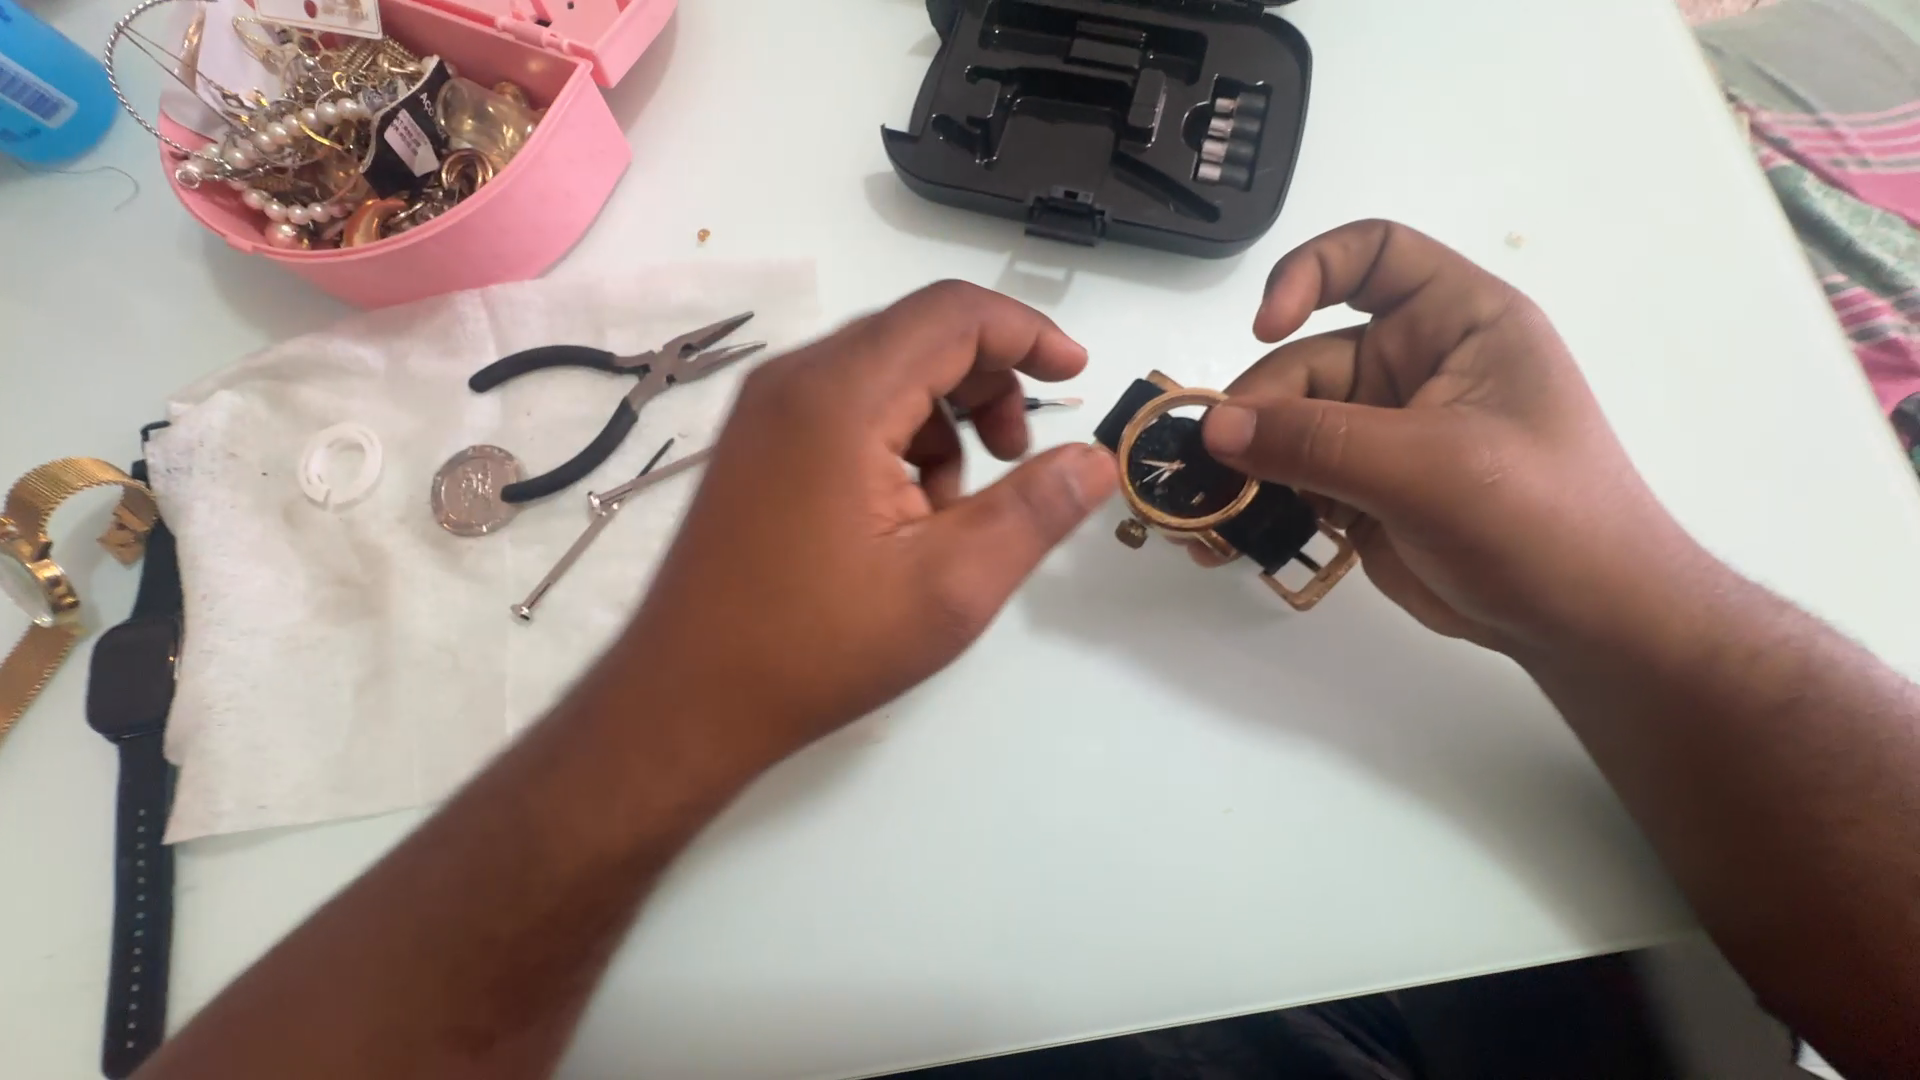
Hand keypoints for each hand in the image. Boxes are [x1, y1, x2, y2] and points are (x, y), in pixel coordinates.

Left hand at [620, 282, 1116, 759]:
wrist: (687, 700)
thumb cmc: (818, 648)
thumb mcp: (950, 586)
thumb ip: (1035, 511)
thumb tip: (1094, 459)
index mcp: (840, 396)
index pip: (953, 315)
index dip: (1027, 334)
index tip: (1076, 377)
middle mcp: (794, 381)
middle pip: (918, 336)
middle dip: (988, 384)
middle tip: (1019, 457)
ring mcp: (765, 412)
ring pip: (884, 374)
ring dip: (944, 421)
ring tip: (953, 509)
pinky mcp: (756, 446)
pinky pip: (847, 410)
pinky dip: (897, 441)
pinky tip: (901, 517)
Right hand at [1200, 220, 1701, 653]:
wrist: (1575, 623)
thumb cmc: (1539, 521)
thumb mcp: (1430, 468)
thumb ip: (1317, 443)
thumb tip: (1214, 430)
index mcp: (1454, 324)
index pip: (1374, 255)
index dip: (1311, 273)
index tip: (1265, 328)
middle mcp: (1410, 368)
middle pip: (1303, 362)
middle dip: (1258, 413)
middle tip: (1217, 468)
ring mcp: (1378, 432)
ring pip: (1282, 426)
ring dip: (1241, 466)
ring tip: (1205, 512)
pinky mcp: (1355, 488)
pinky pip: (1286, 480)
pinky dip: (1253, 505)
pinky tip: (1223, 539)